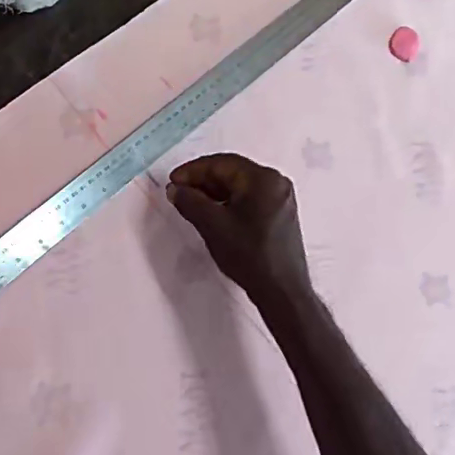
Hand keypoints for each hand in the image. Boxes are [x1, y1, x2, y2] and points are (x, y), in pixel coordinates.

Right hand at [167, 154, 312, 306]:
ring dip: (213, 191)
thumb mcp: (212, 225)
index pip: (221, 163)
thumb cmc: (248, 254)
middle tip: (179, 191)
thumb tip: (175, 189)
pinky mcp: (278, 212)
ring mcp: (280, 197)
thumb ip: (190, 201)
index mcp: (263, 179)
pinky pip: (247, 197)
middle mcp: (275, 182)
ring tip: (190, 203)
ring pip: (238, 185)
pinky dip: (227, 201)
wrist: (281, 290)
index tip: (173, 181)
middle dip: (202, 180)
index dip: (193, 171)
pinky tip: (210, 212)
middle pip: (231, 172)